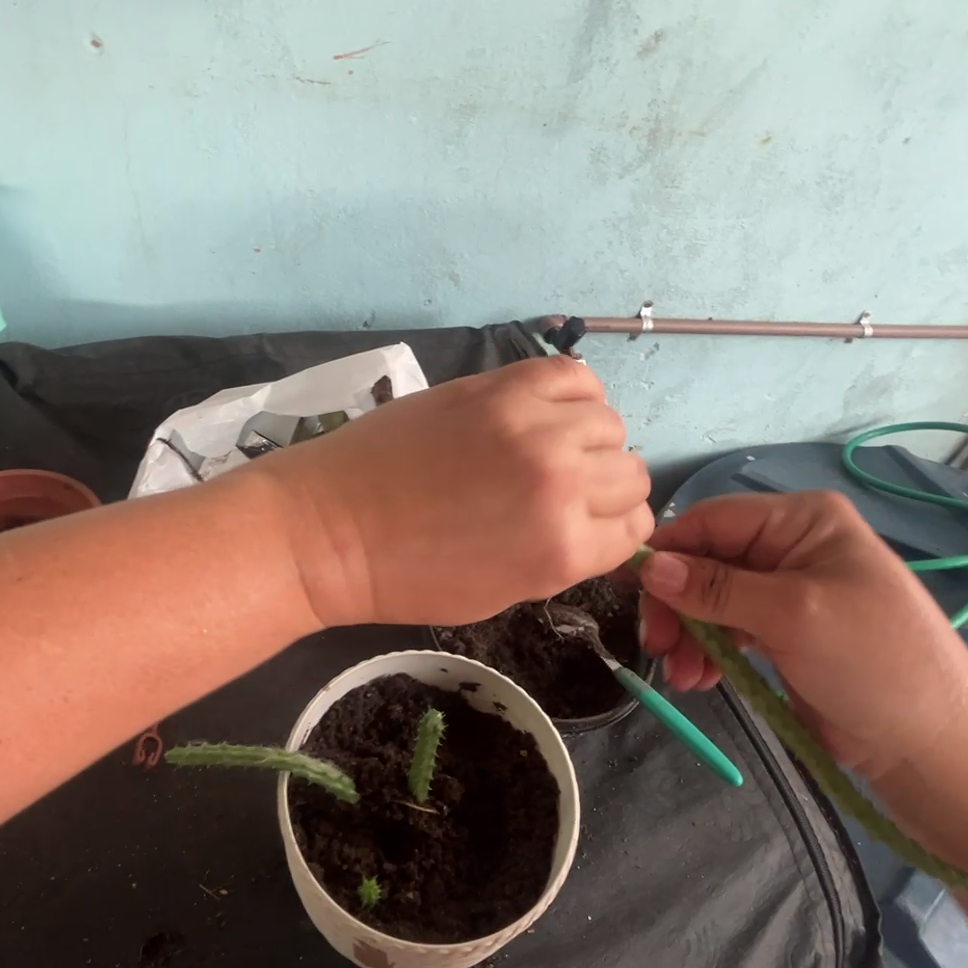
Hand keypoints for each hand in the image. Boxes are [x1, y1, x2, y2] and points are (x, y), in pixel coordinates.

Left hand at [250, 356, 652, 627]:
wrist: (333, 528)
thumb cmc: (410, 576)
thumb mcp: (504, 592)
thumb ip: (564, 556)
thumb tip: (595, 523)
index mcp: (564, 549)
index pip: (635, 528)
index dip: (612, 529)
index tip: (584, 524)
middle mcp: (563, 483)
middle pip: (631, 473)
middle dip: (603, 488)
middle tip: (559, 489)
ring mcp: (532, 426)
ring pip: (610, 423)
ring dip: (588, 440)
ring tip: (545, 447)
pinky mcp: (500, 386)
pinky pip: (574, 375)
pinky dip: (572, 394)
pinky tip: (544, 411)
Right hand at [637, 492, 967, 781]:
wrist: (935, 749)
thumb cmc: (874, 663)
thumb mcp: (792, 616)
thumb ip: (716, 588)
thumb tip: (648, 566)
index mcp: (801, 521)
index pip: (713, 520)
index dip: (668, 550)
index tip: (628, 587)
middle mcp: (790, 548)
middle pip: (705, 561)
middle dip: (676, 603)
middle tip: (655, 646)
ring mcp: (785, 592)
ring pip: (708, 599)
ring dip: (687, 634)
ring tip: (682, 677)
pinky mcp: (781, 633)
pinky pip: (725, 629)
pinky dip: (706, 651)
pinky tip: (700, 679)